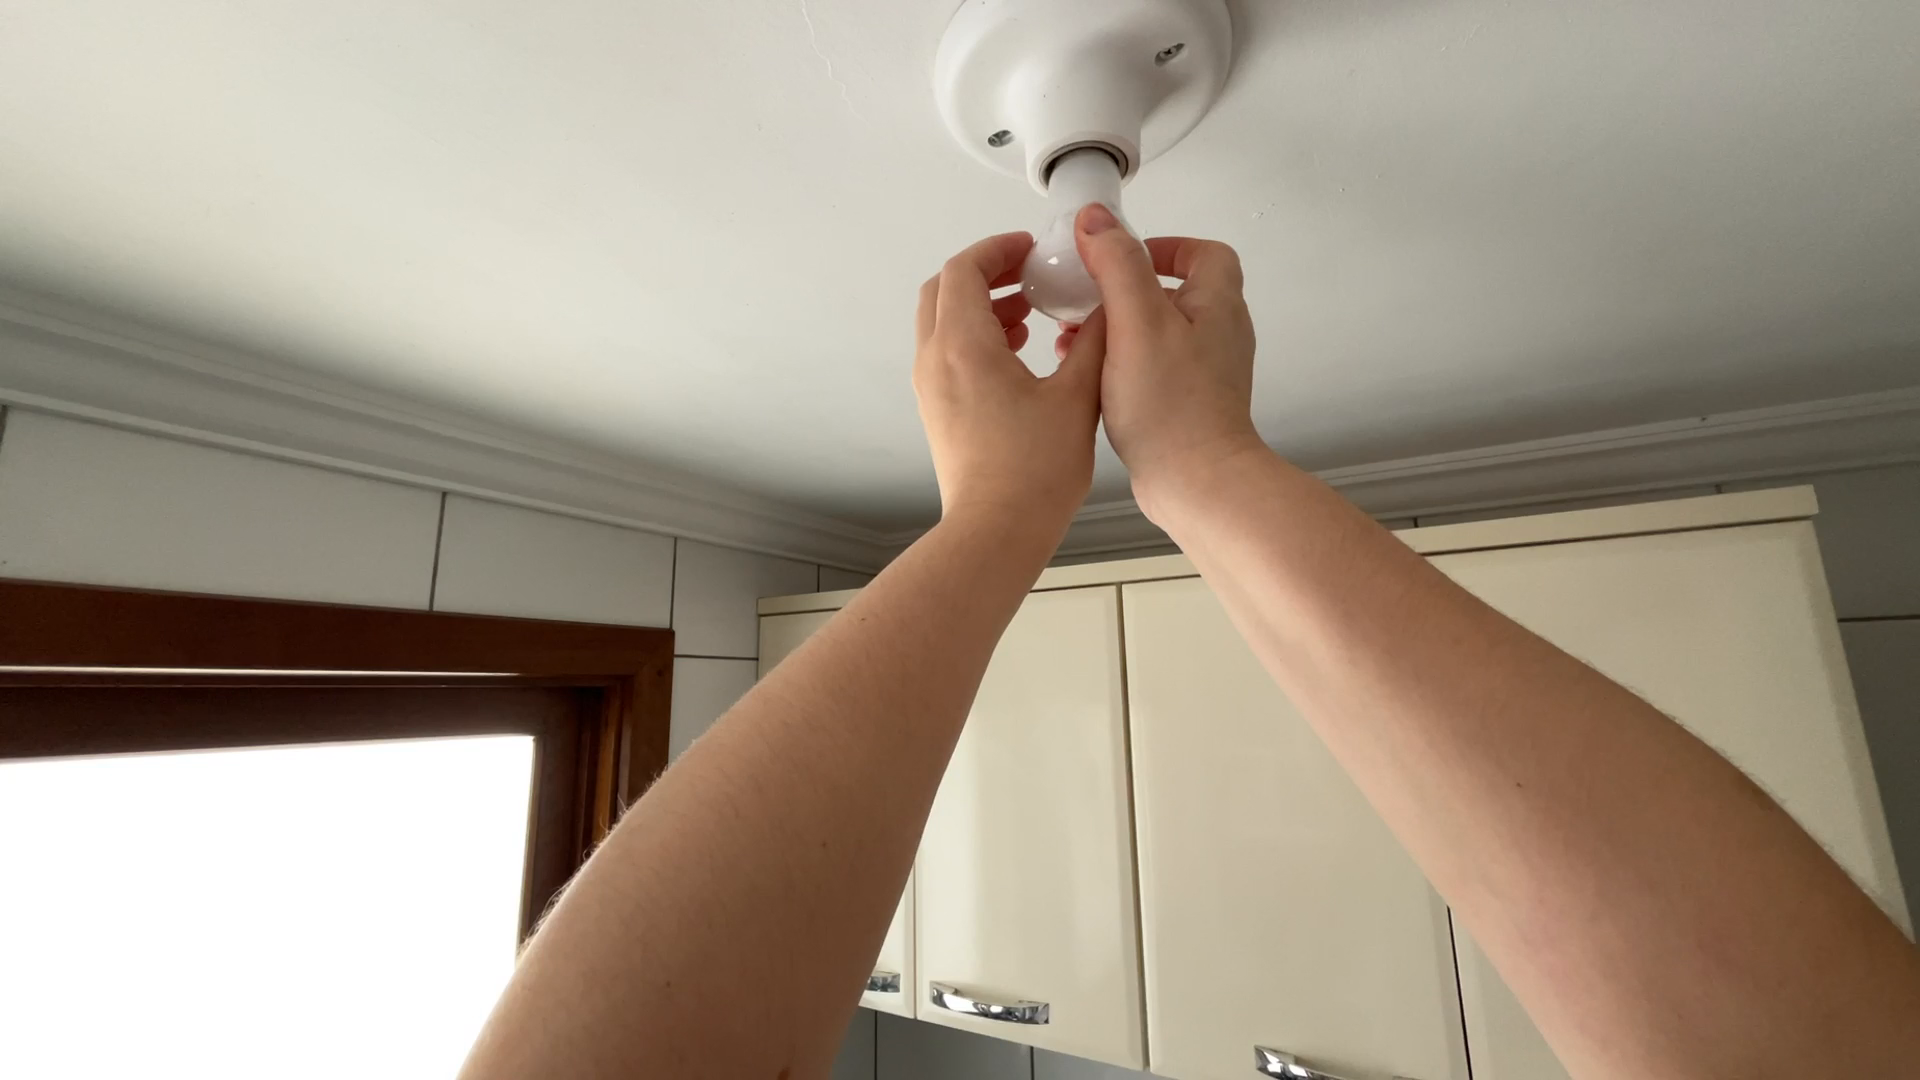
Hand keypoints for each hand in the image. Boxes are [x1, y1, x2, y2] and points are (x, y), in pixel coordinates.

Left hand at [915, 232, 1105, 527]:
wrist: (996, 531)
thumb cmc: (1032, 473)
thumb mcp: (1077, 396)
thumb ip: (1095, 341)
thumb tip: (1106, 310)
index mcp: (964, 346)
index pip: (963, 270)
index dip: (997, 249)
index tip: (1029, 249)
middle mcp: (936, 362)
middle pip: (943, 291)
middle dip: (984, 274)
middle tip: (1026, 275)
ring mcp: (931, 389)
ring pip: (942, 324)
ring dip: (980, 308)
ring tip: (1027, 315)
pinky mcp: (938, 413)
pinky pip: (946, 356)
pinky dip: (974, 339)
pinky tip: (1016, 355)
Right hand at [1060, 204, 1262, 522]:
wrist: (1193, 481)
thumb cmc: (1172, 409)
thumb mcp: (1136, 322)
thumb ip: (1116, 265)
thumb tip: (1097, 220)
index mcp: (1215, 306)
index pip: (1203, 253)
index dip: (1165, 246)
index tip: (1123, 254)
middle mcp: (1216, 337)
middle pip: (1174, 293)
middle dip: (1126, 291)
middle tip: (1089, 297)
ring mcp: (1203, 374)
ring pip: (1157, 334)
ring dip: (1117, 330)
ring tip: (1077, 339)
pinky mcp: (1184, 405)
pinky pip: (1152, 370)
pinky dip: (1121, 364)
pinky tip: (1092, 379)